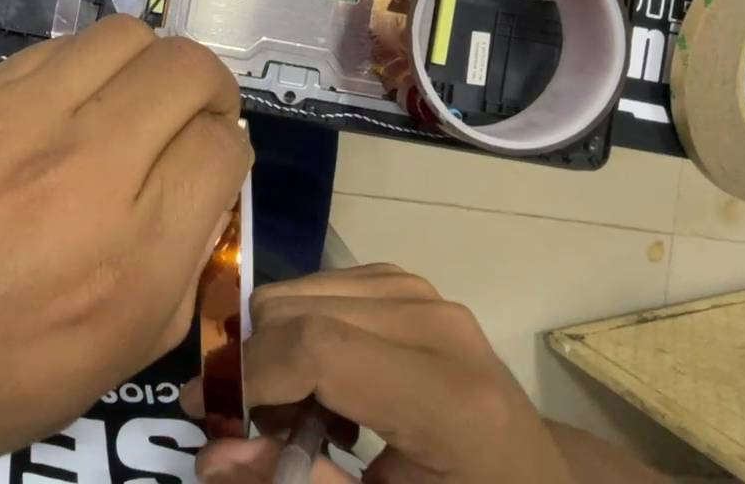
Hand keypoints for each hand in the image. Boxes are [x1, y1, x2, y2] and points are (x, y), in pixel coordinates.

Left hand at [0, 16, 250, 482]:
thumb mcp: (90, 368)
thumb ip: (169, 282)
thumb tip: (198, 206)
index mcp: (129, 262)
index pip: (225, 151)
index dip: (223, 155)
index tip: (202, 170)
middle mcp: (88, 168)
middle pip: (190, 70)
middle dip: (205, 92)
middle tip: (182, 124)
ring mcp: (23, 114)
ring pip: (126, 36)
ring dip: (143, 67)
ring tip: (120, 107)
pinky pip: (56, 49)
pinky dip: (79, 69)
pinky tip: (55, 110)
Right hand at [189, 265, 574, 483]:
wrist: (537, 481)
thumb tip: (212, 454)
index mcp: (450, 398)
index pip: (319, 350)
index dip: (249, 377)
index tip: (206, 413)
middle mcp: (436, 323)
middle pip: (295, 311)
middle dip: (253, 368)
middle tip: (257, 430)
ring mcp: (422, 291)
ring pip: (295, 293)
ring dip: (271, 348)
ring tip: (298, 412)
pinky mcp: (404, 280)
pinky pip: (314, 286)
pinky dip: (295, 330)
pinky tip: (324, 384)